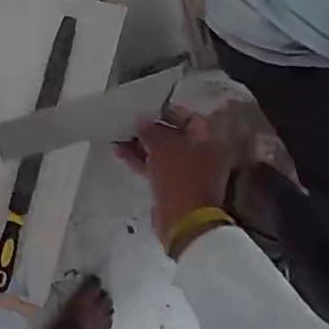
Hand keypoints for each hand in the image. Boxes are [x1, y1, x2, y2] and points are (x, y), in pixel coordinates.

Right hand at [114, 112, 235, 254]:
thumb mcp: (162, 147)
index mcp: (210, 142)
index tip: (147, 109)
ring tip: (118, 137)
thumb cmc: (179, 176)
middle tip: (129, 123)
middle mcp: (203, 155)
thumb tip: (141, 120)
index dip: (168, 112)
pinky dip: (140, 160)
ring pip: (162, 153)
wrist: (183, 220)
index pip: (191, 118)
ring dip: (141, 145)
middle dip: (150, 130)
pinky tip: (120, 153)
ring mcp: (188, 172)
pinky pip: (156, 167)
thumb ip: (151, 130)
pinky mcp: (174, 186)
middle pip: (175, 136)